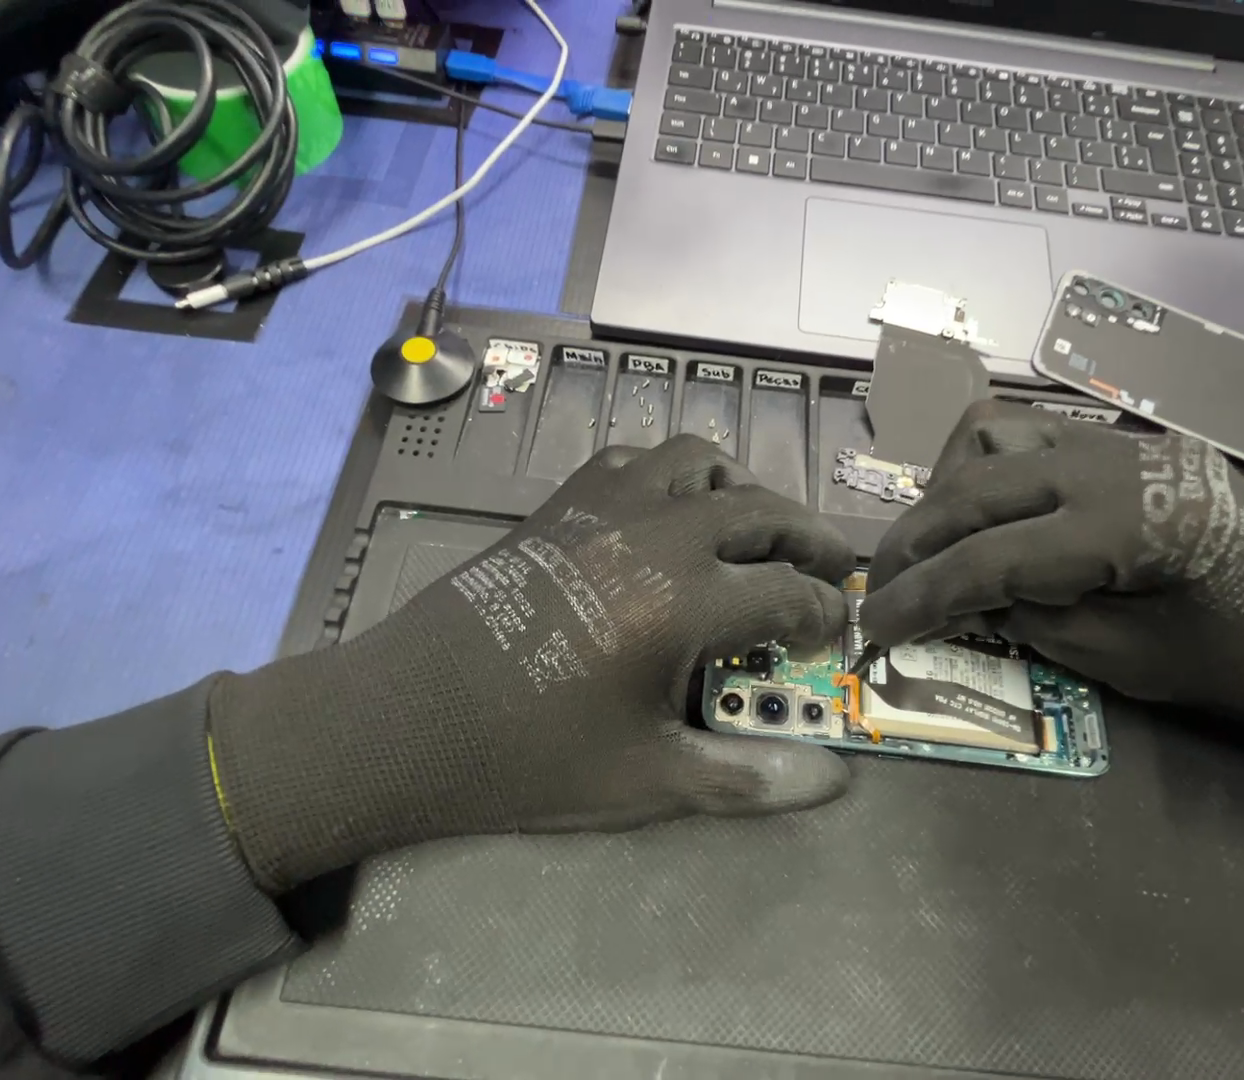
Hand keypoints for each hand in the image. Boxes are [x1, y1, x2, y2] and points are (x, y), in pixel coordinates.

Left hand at [208, 436, 856, 891]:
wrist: (409, 718)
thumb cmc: (529, 756)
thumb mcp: (646, 781)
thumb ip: (746, 778)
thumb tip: (832, 781)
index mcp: (682, 603)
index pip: (787, 593)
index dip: (824, 613)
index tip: (834, 630)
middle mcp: (653, 536)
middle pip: (760, 510)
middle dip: (810, 536)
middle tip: (830, 565)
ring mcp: (602, 509)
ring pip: (695, 459)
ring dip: (741, 487)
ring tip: (753, 526)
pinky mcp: (559, 504)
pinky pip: (631, 459)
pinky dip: (669, 474)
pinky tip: (667, 513)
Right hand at [862, 400, 1243, 817]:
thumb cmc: (1241, 659)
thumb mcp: (1120, 660)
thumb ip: (1024, 618)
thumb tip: (950, 598)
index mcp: (1126, 527)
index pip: (984, 560)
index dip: (918, 600)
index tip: (872, 630)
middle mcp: (1107, 464)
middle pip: (967, 493)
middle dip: (911, 547)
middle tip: (880, 592)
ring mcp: (1108, 439)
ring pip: (982, 438)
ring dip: (938, 494)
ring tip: (928, 545)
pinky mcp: (1109, 437)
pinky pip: (1017, 428)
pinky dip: (973, 462)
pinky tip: (973, 505)